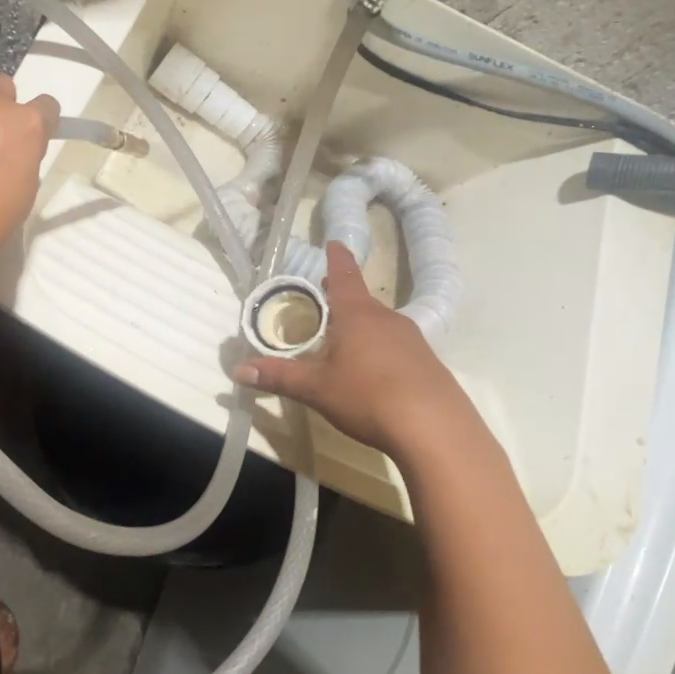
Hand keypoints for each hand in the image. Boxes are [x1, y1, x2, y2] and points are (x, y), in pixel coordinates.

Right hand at [232, 243, 477, 459]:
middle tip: (323, 296)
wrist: (436, 430)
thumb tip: (238, 370)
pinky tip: (370, 372)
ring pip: (378, 324)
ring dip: (359, 326)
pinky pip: (394, 346)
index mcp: (357, 315)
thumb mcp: (316, 388)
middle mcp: (387, 319)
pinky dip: (377, 349)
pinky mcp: (426, 363)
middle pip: (361, 301)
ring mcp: (412, 340)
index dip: (337, 259)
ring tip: (341, 339)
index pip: (344, 277)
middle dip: (341, 297)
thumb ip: (278, 376)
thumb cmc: (369, 396)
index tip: (334, 243)